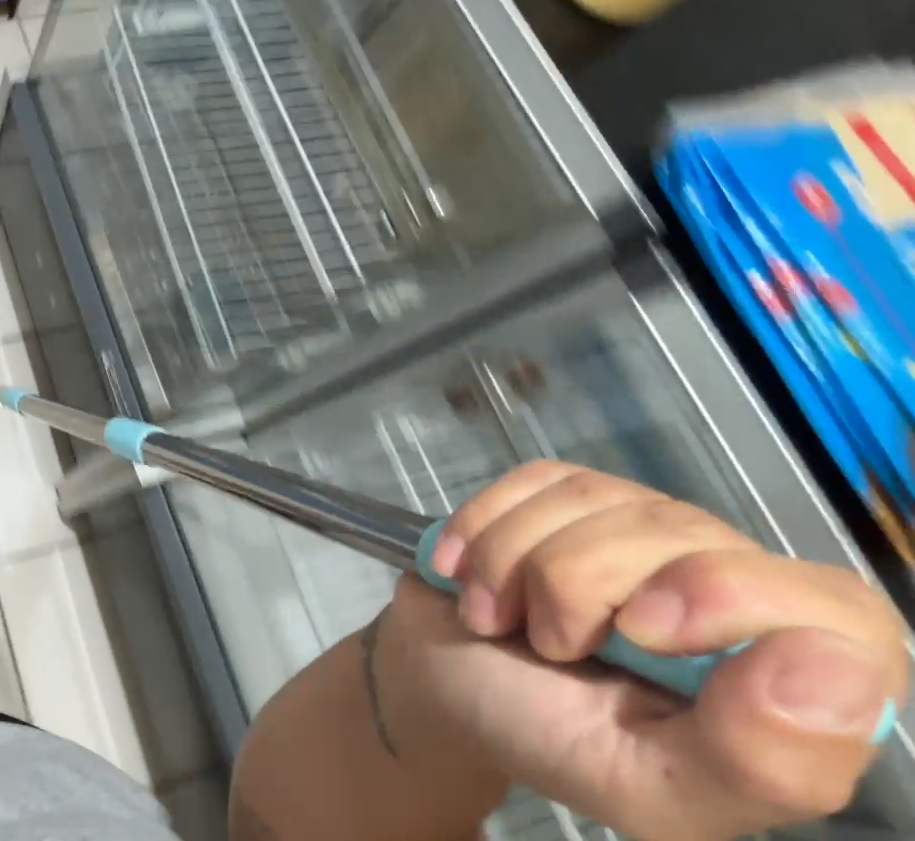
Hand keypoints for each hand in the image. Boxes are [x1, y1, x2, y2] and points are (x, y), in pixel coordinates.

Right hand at [376, 461, 908, 840]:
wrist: (435, 682)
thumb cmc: (541, 737)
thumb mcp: (645, 789)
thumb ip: (761, 762)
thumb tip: (836, 665)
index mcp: (780, 674)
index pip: (830, 605)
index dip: (731, 595)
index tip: (635, 631)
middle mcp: (729, 584)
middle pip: (678, 530)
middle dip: (572, 583)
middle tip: (540, 642)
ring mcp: (640, 526)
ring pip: (593, 497)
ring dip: (509, 560)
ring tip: (490, 616)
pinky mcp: (565, 493)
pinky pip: (533, 480)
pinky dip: (481, 526)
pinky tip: (463, 570)